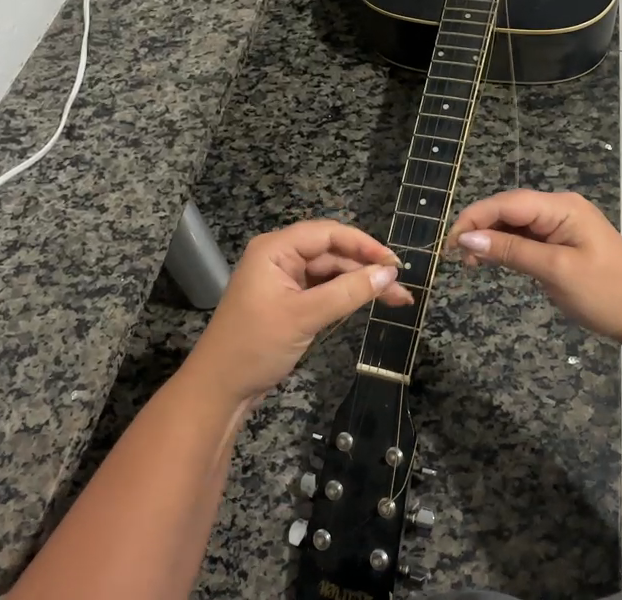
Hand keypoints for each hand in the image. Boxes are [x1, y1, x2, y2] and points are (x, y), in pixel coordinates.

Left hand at [184, 219, 413, 405]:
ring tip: (396, 298)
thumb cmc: (255, 346)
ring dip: (360, 283)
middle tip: (400, 286)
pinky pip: (323, 289)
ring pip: (330, 272)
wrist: (220, 389)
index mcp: (275, 249)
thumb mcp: (304, 317)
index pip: (326, 233)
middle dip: (365, 267)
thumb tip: (388, 274)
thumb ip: (347, 293)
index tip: (394, 262)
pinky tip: (369, 302)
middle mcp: (279, 257)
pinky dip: (346, 296)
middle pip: (331, 252)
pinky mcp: (288, 301)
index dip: (363, 244)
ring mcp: (283, 280)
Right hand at [450, 189, 621, 345]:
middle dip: (480, 228)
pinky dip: (507, 248)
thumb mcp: (555, 271)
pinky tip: (493, 261)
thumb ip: (510, 250)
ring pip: (515, 224)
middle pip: (508, 210)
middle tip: (458, 258)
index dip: (474, 218)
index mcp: (561, 207)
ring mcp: (562, 225)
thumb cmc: (605, 293)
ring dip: (491, 239)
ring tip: (471, 263)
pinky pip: (526, 237)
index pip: (507, 203)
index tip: (450, 243)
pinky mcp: (563, 242)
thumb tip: (467, 237)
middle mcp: (560, 208)